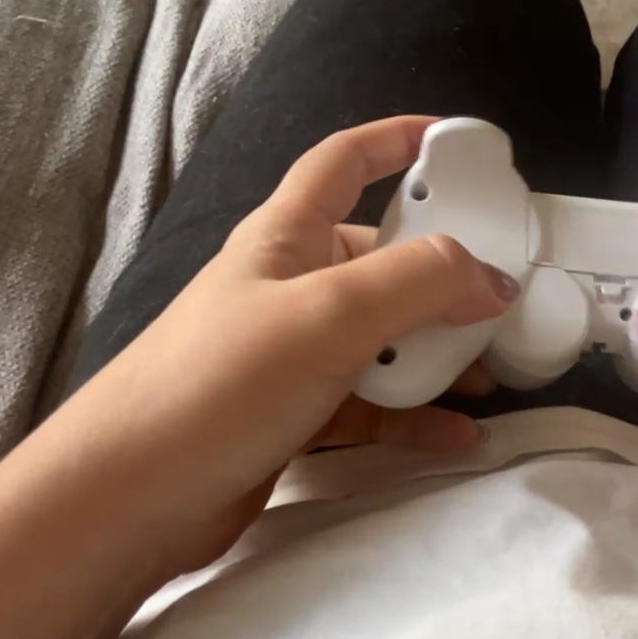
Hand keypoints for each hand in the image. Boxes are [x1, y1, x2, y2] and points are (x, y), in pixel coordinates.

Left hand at [33, 115, 520, 575]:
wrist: (134, 498)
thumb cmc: (223, 382)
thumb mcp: (329, 315)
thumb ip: (420, 284)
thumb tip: (494, 280)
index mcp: (287, 237)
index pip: (344, 162)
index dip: (396, 140)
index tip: (455, 144)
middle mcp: (294, 289)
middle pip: (384, 263)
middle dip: (445, 279)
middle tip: (503, 302)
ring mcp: (297, 356)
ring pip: (385, 340)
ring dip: (438, 356)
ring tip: (491, 377)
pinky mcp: (301, 415)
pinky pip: (375, 404)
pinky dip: (417, 416)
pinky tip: (460, 435)